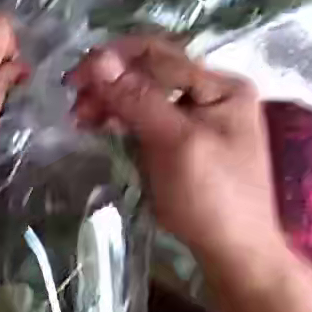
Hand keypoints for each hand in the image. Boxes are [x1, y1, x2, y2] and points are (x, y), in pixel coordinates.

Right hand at [67, 36, 281, 265]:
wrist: (236, 256)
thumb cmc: (212, 198)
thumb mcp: (175, 143)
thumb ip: (138, 98)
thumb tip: (98, 58)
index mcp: (221, 85)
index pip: (161, 55)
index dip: (115, 59)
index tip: (75, 76)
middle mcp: (212, 92)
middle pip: (152, 72)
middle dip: (110, 81)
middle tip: (74, 101)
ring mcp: (198, 116)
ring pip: (145, 94)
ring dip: (111, 99)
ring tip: (80, 117)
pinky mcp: (183, 139)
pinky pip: (147, 116)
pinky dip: (121, 117)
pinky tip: (99, 124)